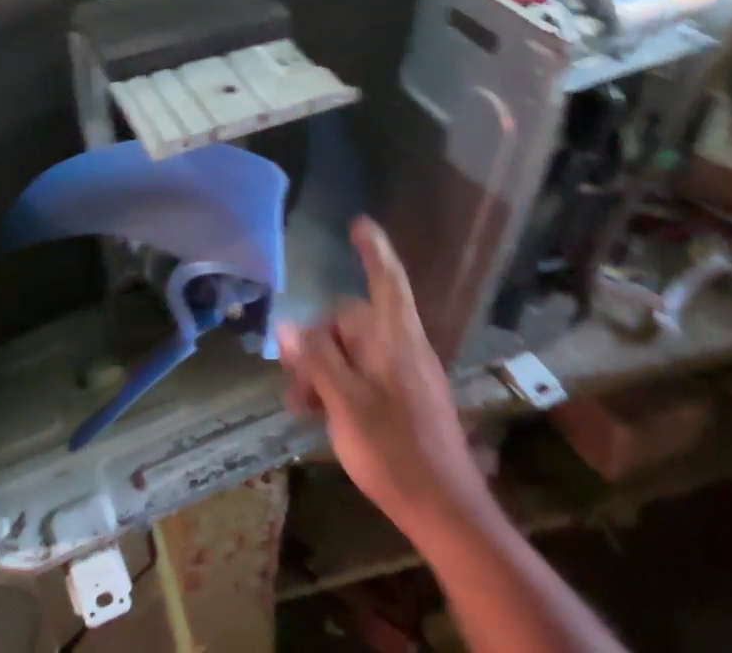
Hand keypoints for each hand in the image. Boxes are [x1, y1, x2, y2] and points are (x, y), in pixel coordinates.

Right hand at [278, 217, 489, 534]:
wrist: (443, 507)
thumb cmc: (392, 450)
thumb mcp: (344, 402)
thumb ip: (317, 360)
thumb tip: (288, 324)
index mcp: (395, 340)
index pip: (386, 280)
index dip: (374, 250)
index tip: (359, 223)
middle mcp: (403, 348)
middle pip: (353, 320)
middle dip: (317, 341)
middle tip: (292, 382)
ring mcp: (407, 375)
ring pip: (354, 352)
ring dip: (322, 370)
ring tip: (300, 407)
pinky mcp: (406, 400)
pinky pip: (365, 376)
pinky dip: (339, 386)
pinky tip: (320, 417)